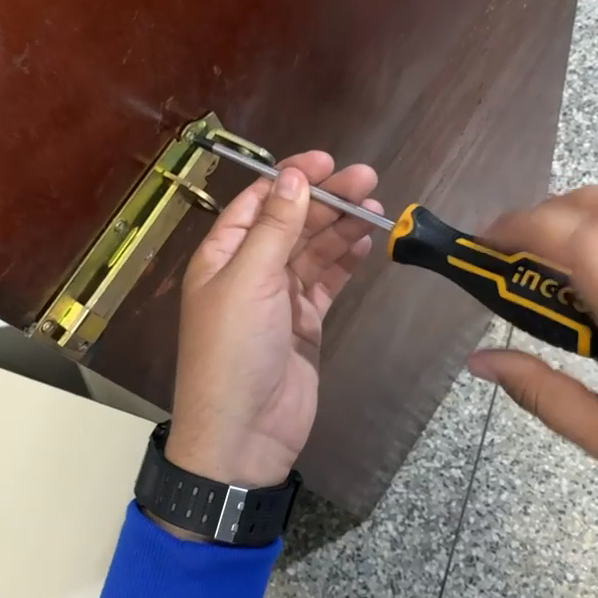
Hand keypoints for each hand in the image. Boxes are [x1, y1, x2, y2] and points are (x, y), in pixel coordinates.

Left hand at [167, 151, 380, 488]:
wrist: (244, 434)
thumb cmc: (234, 351)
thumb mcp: (249, 281)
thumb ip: (274, 228)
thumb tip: (292, 177)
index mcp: (222, 255)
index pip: (258, 202)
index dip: (291, 178)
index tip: (328, 162)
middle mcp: (248, 270)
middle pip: (290, 222)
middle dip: (326, 199)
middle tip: (367, 180)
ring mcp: (277, 298)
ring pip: (312, 250)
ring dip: (340, 227)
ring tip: (376, 206)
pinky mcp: (303, 323)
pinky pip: (325, 282)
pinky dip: (344, 262)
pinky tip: (366, 243)